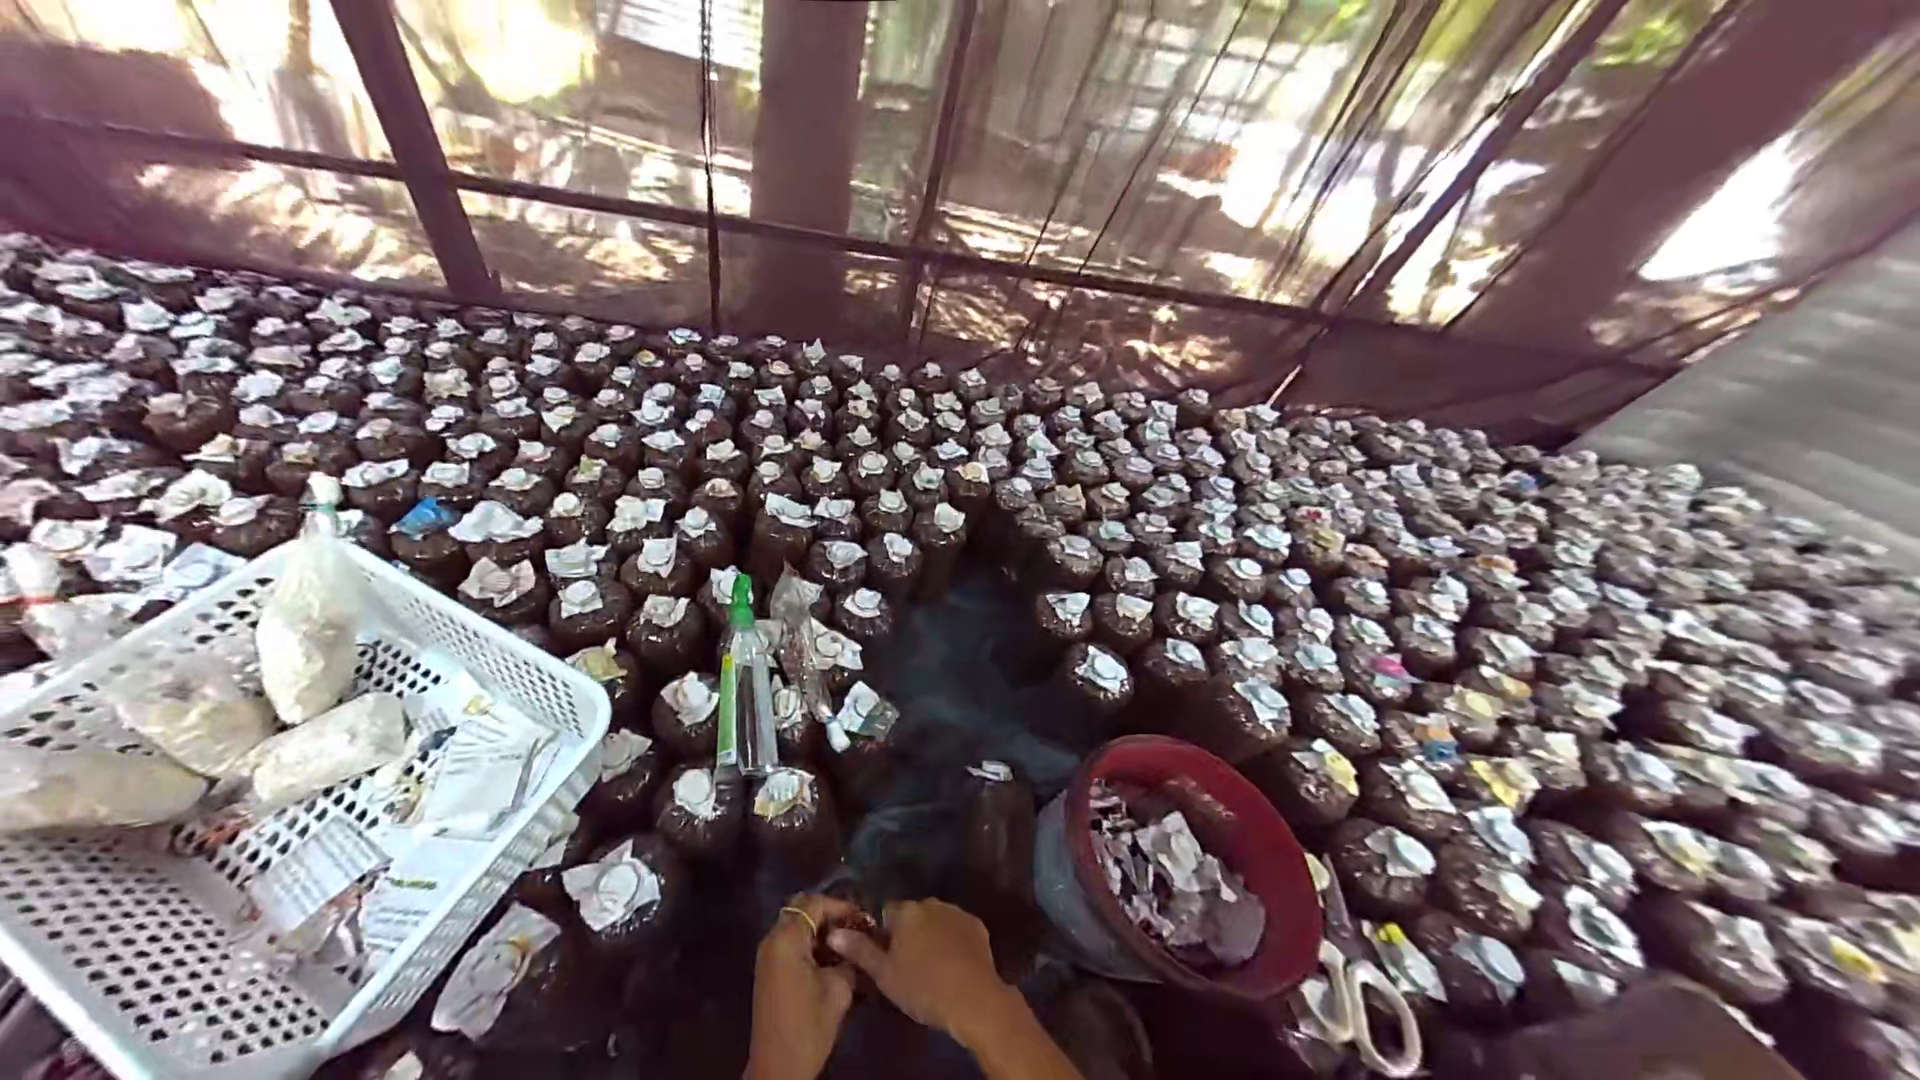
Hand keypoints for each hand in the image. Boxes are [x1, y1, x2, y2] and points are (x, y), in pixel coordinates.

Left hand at [746, 894, 860, 1079]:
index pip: (815, 903)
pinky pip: (792, 942)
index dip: (842, 907)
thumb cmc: (809, 1026)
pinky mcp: (770, 970)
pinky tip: (832, 958)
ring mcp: (768, 955)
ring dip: (820, 929)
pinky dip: (811, 943)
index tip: (864, 921)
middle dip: (829, 914)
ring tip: (847, 943)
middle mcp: (772, 940)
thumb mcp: (839, 988)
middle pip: (802, 908)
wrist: (777, 1069)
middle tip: (854, 927)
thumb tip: (857, 942)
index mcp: (787, 939)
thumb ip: (849, 956)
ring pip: (797, 925)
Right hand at [827, 898, 1021, 1048]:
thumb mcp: (884, 975)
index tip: (886, 955)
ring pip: (935, 920)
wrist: (973, 998)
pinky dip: (952, 940)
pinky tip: (953, 963)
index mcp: (906, 912)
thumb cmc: (922, 988)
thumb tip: (834, 933)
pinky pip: (956, 928)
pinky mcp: (976, 924)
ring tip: (932, 966)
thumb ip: (860, 950)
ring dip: (931, 934)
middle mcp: (931, 903)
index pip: (887, 911)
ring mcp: (956, 912)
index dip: (884, 933)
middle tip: (908, 964)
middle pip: (912, 914)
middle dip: (908, 932)